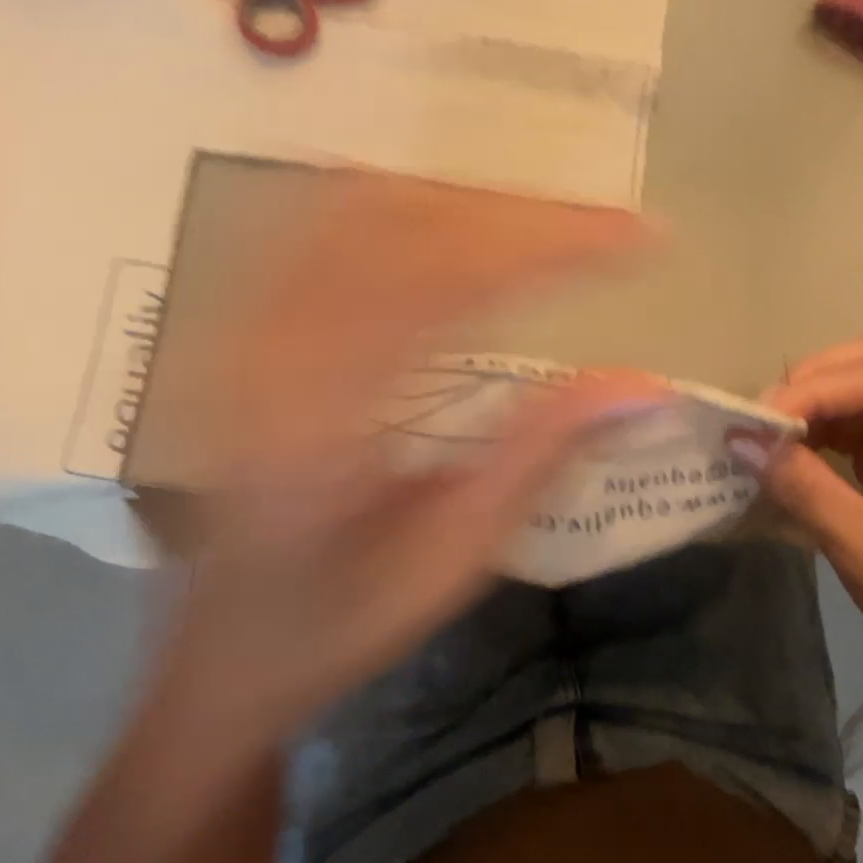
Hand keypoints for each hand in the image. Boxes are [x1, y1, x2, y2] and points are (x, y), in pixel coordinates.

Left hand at [142, 170, 663, 746]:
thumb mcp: (450, 559)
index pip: (452, 280)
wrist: (218, 656)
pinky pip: (321, 227)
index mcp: (324, 415)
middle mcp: (271, 349)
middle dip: (518, 214)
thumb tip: (644, 385)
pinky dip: (403, 211)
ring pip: (359, 207)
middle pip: (405, 219)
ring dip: (462, 205)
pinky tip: (450, 228)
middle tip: (603, 231)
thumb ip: (540, 456)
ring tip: (542, 228)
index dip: (556, 243)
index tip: (642, 239)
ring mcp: (241, 329)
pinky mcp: (238, 329)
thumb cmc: (338, 624)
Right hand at [733, 336, 862, 667]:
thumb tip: (743, 439)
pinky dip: (826, 414)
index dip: (819, 388)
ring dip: (821, 392)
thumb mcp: (857, 546)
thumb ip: (803, 487)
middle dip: (820, 377)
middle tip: (769, 414)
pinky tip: (798, 441)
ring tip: (777, 428)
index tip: (763, 419)